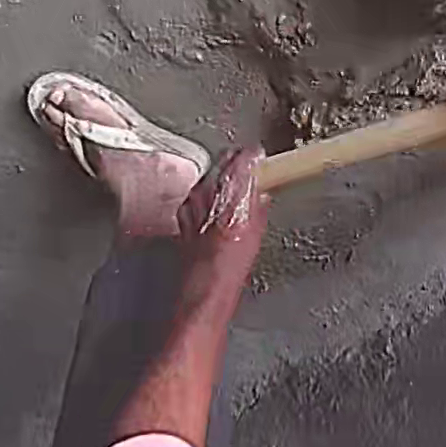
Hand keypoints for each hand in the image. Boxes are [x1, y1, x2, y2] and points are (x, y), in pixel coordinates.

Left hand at [176, 147, 270, 311]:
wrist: (206, 291)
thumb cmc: (232, 265)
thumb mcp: (257, 230)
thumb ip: (259, 205)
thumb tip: (261, 192)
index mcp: (232, 191)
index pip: (243, 158)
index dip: (253, 155)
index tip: (258, 156)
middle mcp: (209, 192)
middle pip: (222, 162)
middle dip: (235, 161)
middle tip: (247, 166)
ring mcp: (193, 202)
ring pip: (208, 176)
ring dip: (219, 177)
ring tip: (231, 186)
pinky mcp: (183, 215)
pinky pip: (195, 195)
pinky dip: (205, 195)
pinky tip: (212, 205)